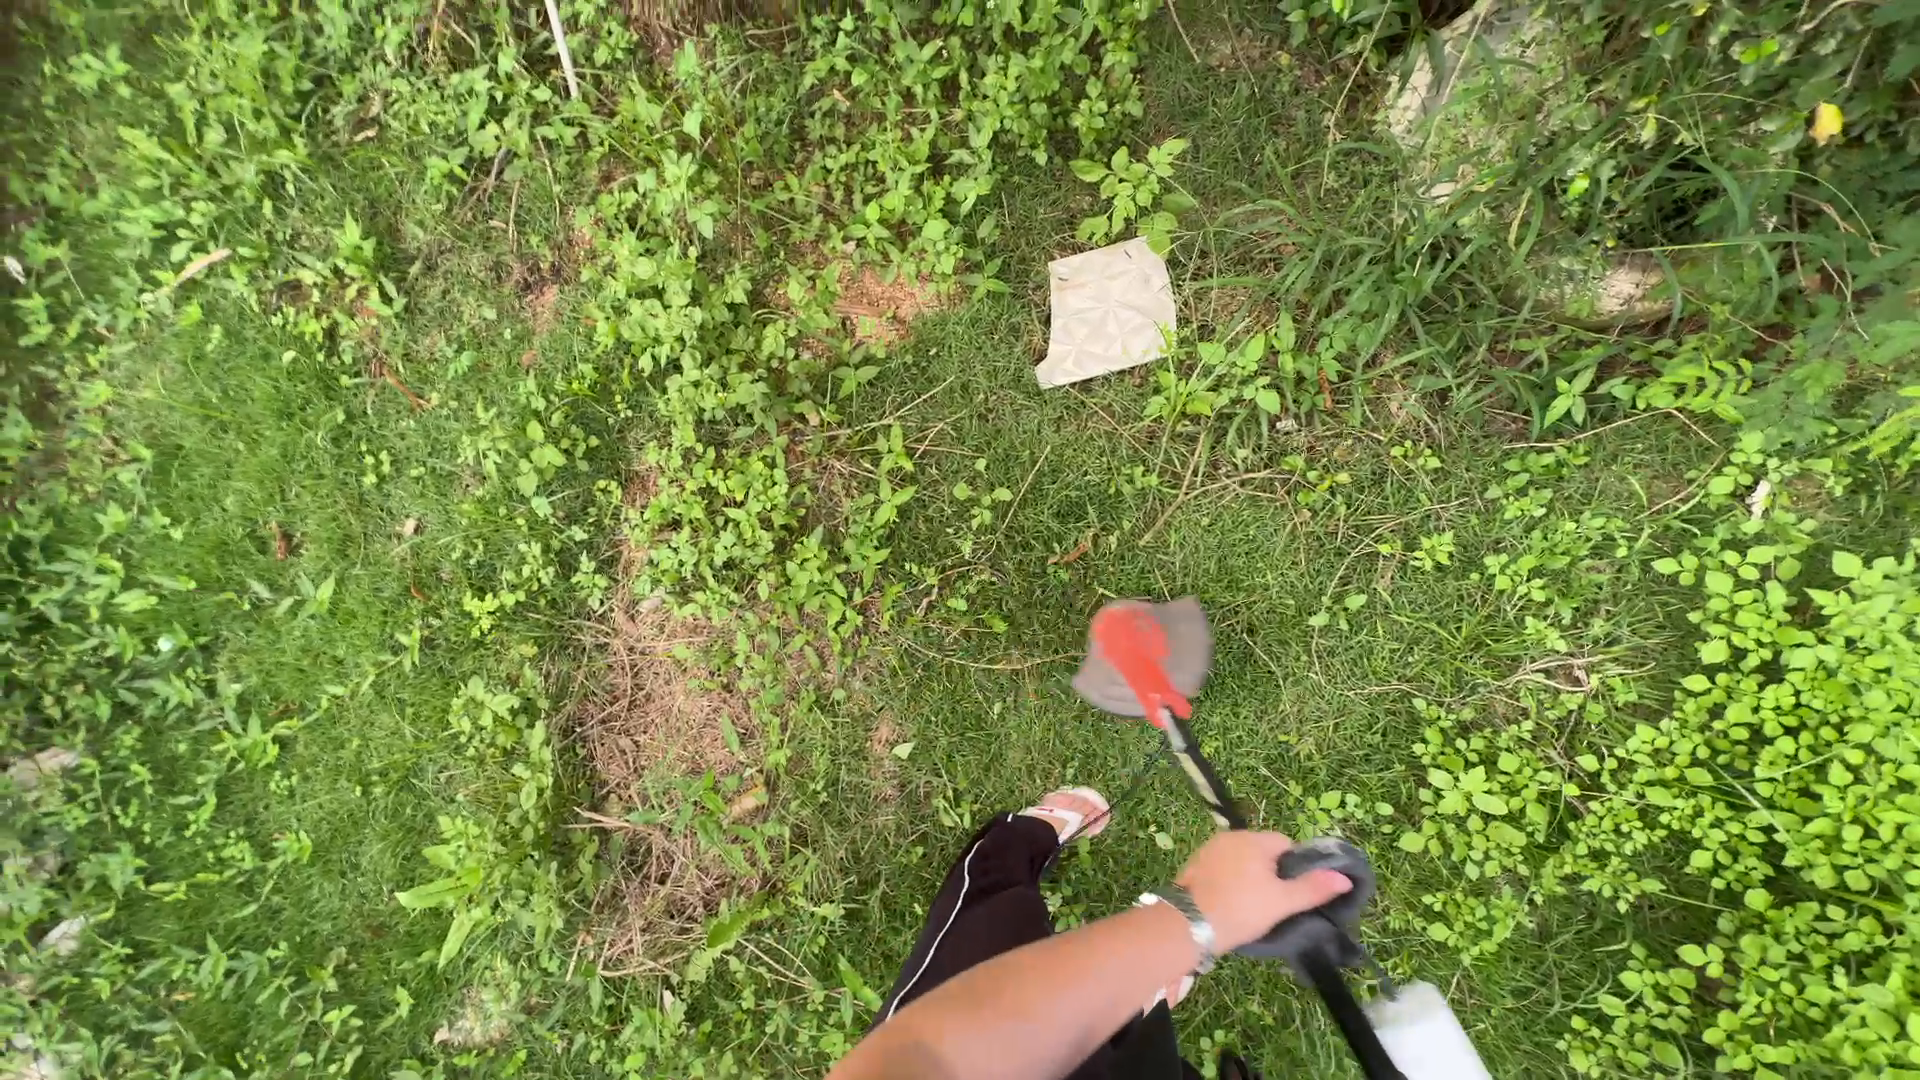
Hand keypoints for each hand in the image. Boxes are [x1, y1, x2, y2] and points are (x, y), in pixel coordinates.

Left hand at [1176, 830, 1352, 950]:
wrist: (1190, 922)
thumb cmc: (1242, 909)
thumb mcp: (1282, 902)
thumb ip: (1312, 888)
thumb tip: (1344, 877)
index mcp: (1254, 840)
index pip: (1284, 843)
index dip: (1294, 866)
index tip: (1292, 892)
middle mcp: (1230, 836)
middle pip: (1262, 849)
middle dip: (1271, 871)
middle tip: (1274, 902)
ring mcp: (1210, 847)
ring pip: (1241, 858)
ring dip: (1249, 875)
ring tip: (1252, 905)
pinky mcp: (1195, 862)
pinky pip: (1222, 866)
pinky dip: (1229, 879)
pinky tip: (1230, 901)